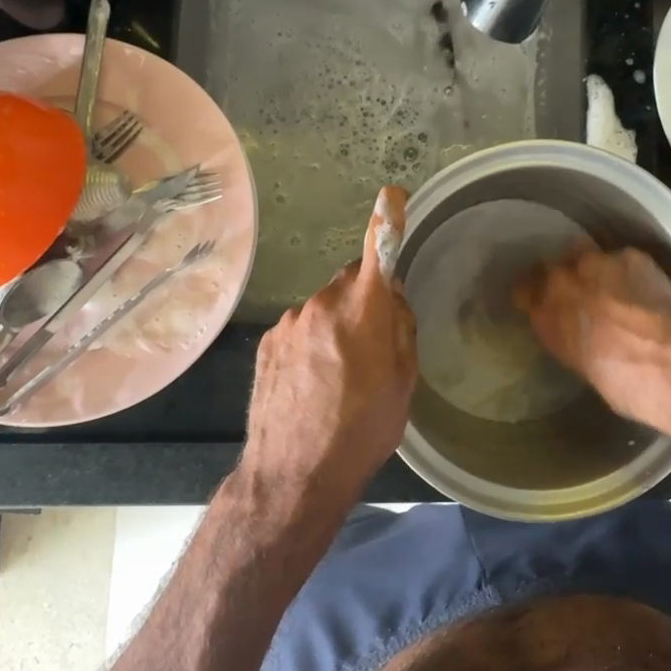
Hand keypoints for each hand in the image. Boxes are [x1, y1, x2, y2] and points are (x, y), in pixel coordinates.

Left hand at [240, 187, 417, 515]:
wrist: (293, 474)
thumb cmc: (362, 431)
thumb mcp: (402, 383)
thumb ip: (399, 329)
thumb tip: (391, 298)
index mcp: (361, 310)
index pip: (377, 250)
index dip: (387, 220)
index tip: (392, 196)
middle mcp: (320, 305)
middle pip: (351, 284)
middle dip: (365, 301)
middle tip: (375, 345)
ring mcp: (288, 323)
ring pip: (324, 309)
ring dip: (336, 327)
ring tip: (341, 377)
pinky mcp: (267, 343)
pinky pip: (301, 329)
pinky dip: (312, 344)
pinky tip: (314, 384)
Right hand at [513, 243, 670, 445]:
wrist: (669, 358)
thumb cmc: (625, 384)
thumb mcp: (586, 370)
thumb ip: (576, 344)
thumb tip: (586, 339)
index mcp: (546, 316)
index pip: (524, 291)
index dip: (534, 294)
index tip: (541, 300)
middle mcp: (563, 284)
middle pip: (551, 267)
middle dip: (562, 277)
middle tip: (580, 293)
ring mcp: (596, 264)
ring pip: (584, 253)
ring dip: (594, 267)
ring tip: (613, 285)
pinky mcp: (631, 256)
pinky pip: (623, 259)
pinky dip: (630, 271)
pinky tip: (645, 288)